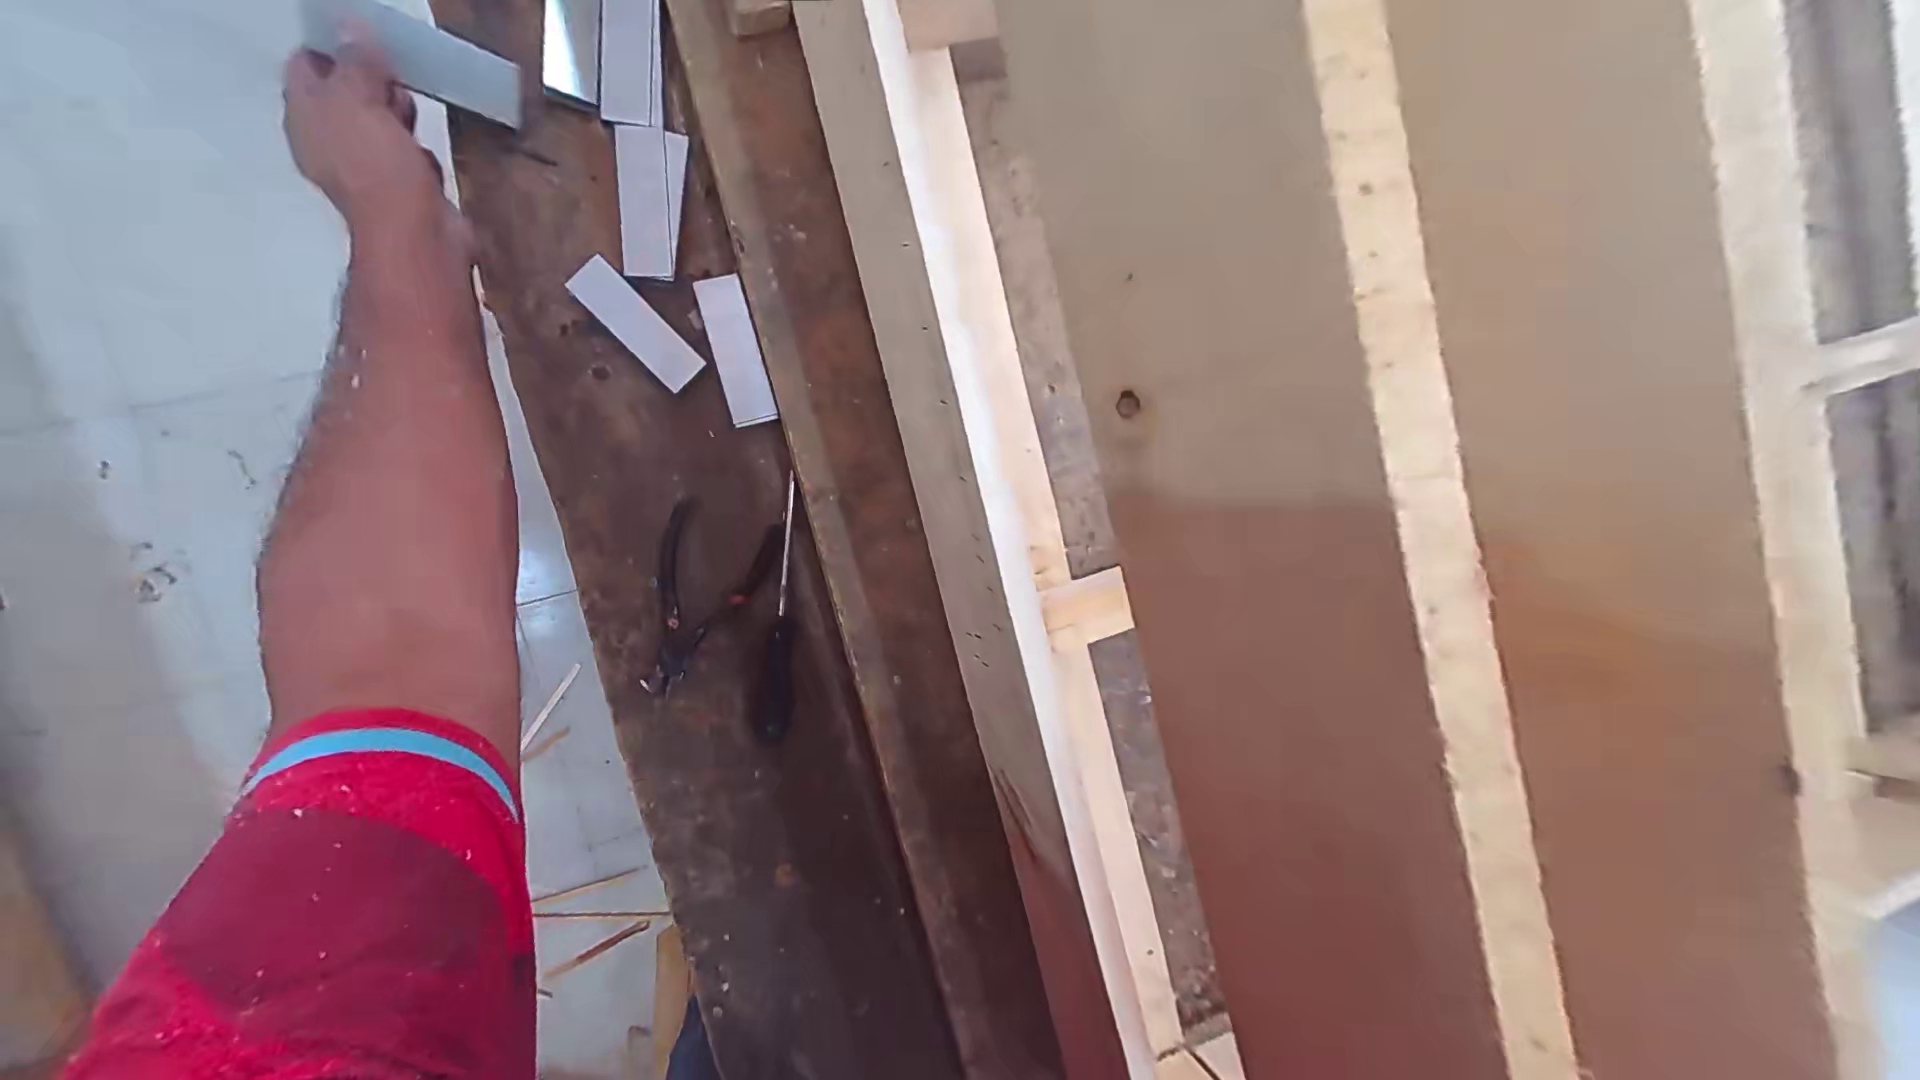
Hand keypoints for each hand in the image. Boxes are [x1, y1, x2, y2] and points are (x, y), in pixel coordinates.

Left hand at [283, 27, 444, 230]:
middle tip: (401, 82)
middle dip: (373, 86)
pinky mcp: (403, 194)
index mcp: (304, 114)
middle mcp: (327, 141)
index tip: (373, 49)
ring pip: (380, 130)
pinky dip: (418, 156)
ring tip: (418, 115)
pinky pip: (408, 162)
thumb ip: (357, 63)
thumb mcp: (361, 101)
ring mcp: (366, 171)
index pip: (309, 65)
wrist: (418, 236)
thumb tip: (354, 27)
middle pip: (347, 98)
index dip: (338, 51)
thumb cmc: (379, 167)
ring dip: (399, 121)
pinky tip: (429, 159)